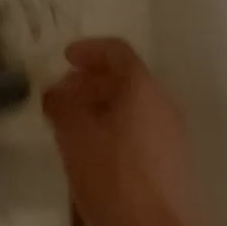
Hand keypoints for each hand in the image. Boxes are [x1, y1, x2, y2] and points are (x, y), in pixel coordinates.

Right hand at [42, 38, 202, 225]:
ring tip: (72, 126)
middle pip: (124, 78)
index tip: (64, 58)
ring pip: (132, 106)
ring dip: (100, 108)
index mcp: (143, 87)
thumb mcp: (75, 136)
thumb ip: (61, 105)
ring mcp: (172, 134)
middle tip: (62, 95)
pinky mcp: (172, 164)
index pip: (116, 50)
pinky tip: (94, 153)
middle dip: (89, 82)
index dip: (88, 49)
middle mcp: (163, 103)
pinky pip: (140, 130)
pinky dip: (114, 129)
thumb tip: (54, 92)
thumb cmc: (115, 176)